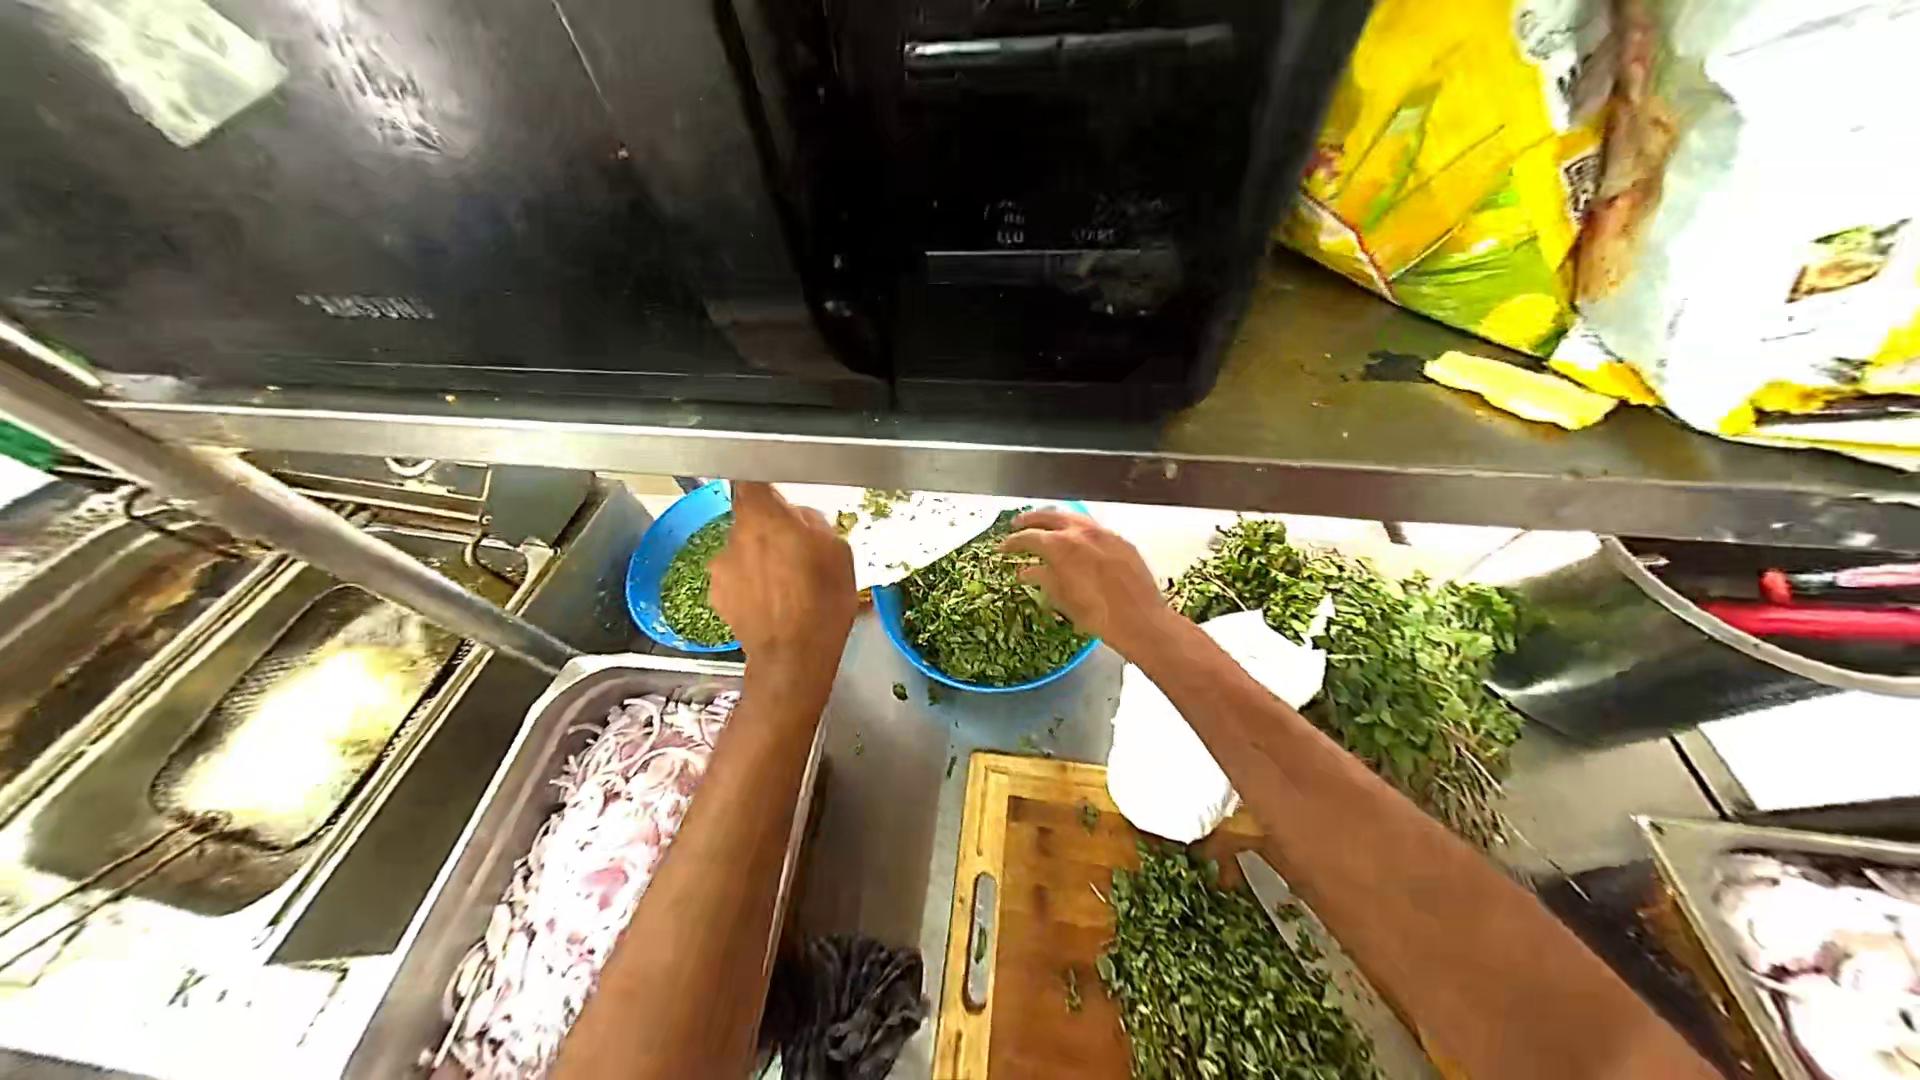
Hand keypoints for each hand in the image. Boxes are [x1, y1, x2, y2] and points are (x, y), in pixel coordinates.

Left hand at [708, 482, 856, 674]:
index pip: (751, 483)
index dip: (767, 490)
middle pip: (750, 521)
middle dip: (771, 531)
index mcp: (761, 518)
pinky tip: (775, 603)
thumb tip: (800, 519)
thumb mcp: (838, 552)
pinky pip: (737, 580)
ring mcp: (720, 570)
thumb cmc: (822, 601)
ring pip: (743, 553)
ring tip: (789, 585)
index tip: (781, 500)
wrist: (794, 658)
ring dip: (760, 561)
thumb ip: (814, 524)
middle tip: (799, 552)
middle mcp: (732, 539)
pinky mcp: (717, 598)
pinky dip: (752, 586)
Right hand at [999, 508, 1176, 655]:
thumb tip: (1026, 572)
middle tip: (1017, 525)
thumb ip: (1043, 578)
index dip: (1013, 542)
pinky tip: (1075, 538)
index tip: (1003, 548)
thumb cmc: (1098, 615)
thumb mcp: (1062, 599)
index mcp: (1061, 546)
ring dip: (1054, 519)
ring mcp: (1104, 533)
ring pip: (1073, 517)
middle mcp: (1081, 532)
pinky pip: (1093, 527)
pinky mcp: (1121, 540)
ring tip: (1044, 526)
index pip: (1029, 537)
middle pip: (1049, 516)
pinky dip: (1077, 528)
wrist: (1141, 621)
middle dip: (1030, 520)